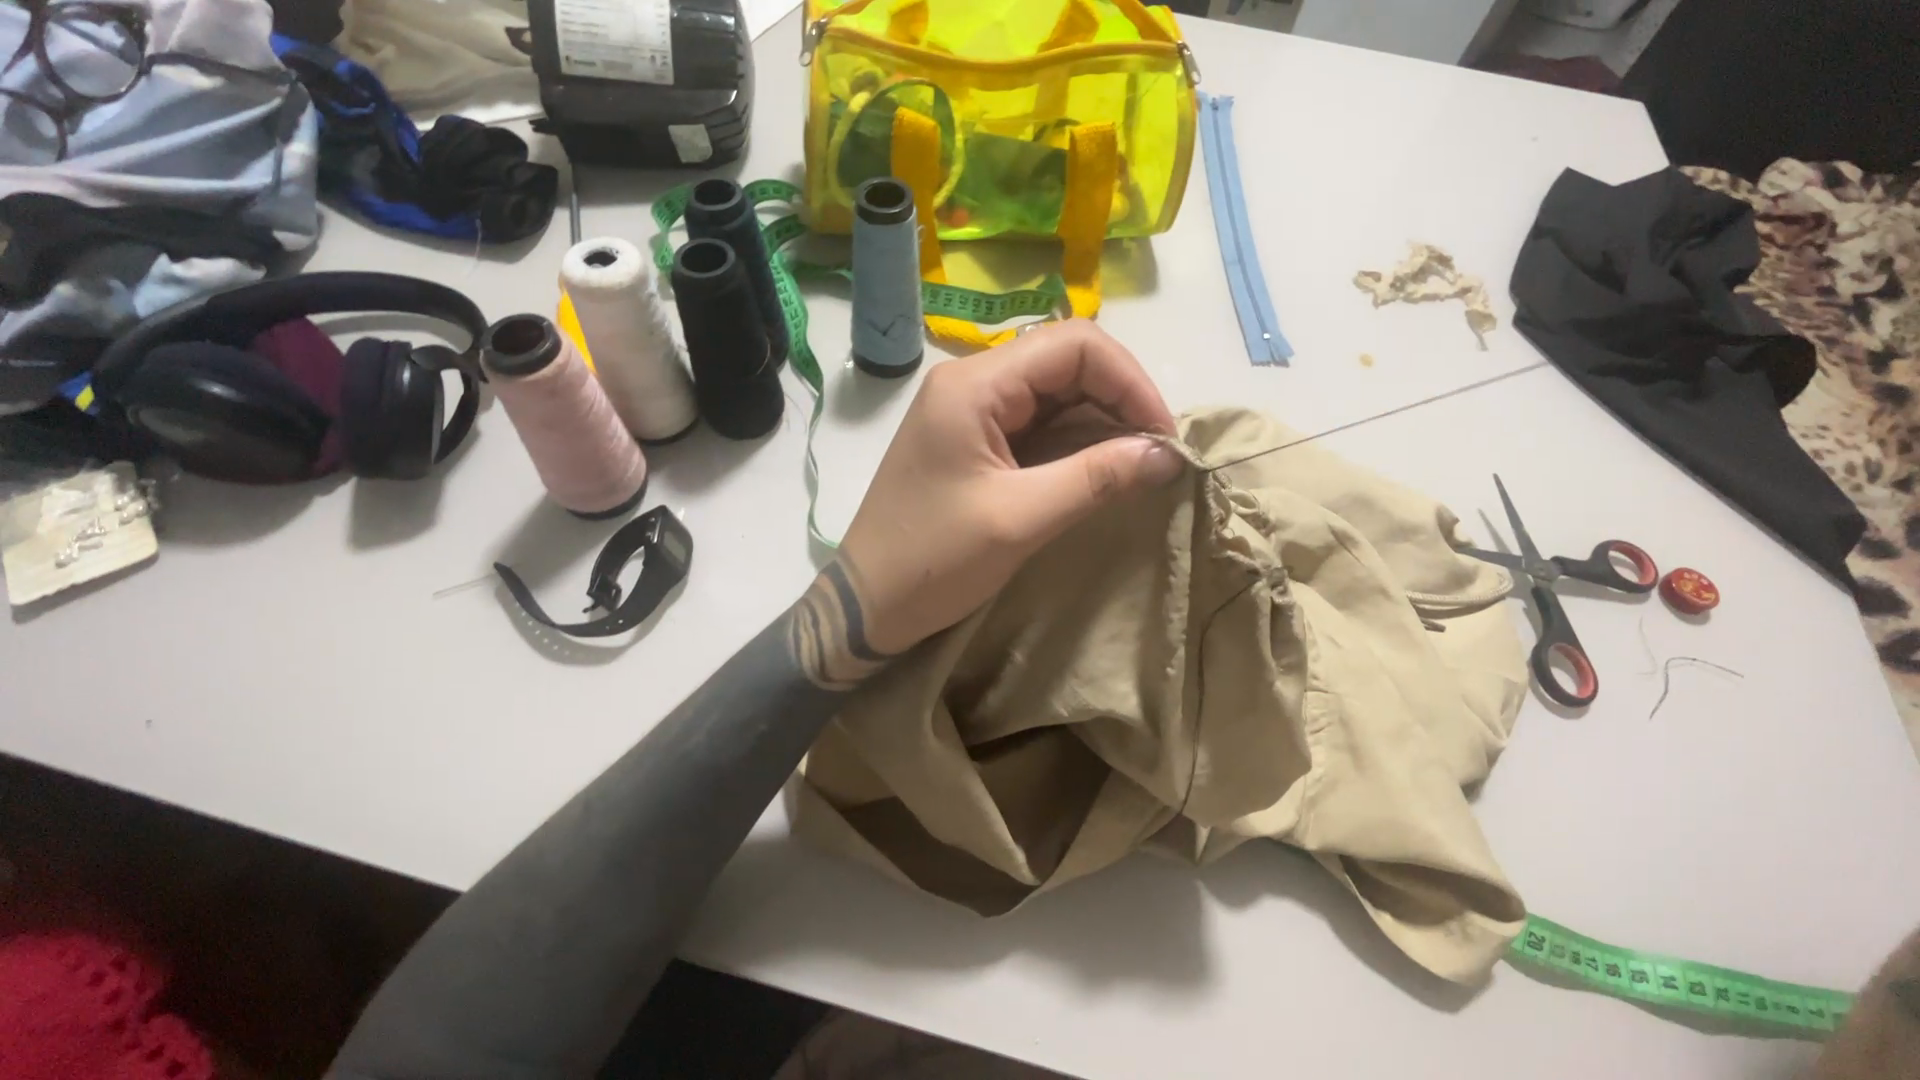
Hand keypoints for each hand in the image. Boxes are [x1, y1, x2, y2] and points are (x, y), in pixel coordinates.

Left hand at [788, 320, 1184, 688]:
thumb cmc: (933, 560)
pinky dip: (1076, 441)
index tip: (1162, 436)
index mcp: (974, 385)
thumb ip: (1096, 478)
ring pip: (1056, 392)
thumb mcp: (1020, 520)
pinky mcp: (974, 440)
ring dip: (1102, 422)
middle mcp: (972, 382)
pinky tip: (1102, 469)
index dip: (1129, 381)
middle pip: (1066, 361)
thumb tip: (1169, 453)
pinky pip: (1038, 423)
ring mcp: (971, 410)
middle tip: (1157, 453)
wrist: (867, 603)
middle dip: (1120, 400)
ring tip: (1139, 464)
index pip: (1073, 345)